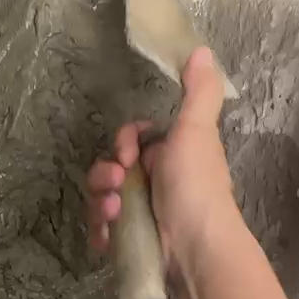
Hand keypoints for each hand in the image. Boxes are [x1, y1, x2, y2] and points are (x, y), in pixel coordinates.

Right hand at [84, 47, 237, 275]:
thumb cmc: (196, 187)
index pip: (129, 141)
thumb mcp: (197, 132)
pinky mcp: (126, 242)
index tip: (127, 154)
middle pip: (108, 170)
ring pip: (99, 200)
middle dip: (103, 176)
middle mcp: (152, 182)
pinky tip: (108, 237)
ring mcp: (138, 213)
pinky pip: (99, 230)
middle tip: (117, 185)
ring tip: (114, 214)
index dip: (122, 144)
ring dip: (98, 203)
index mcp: (168, 155)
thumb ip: (197, 93)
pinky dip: (100, 232)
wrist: (194, 248)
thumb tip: (199, 50)